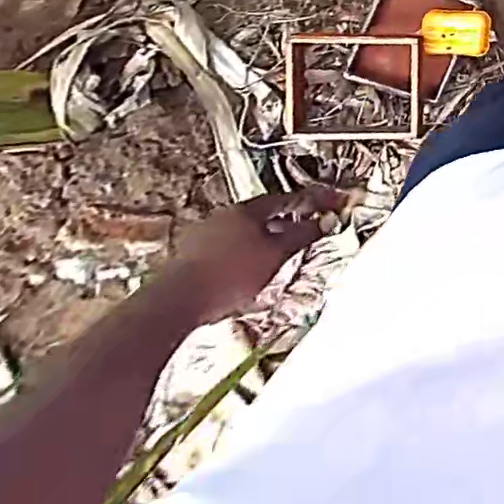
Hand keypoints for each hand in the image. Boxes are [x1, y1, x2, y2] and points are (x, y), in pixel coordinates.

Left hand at [156, 187, 352, 322]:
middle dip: (287, 221)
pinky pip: (229, 248)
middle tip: (306, 229)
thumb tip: (324, 222)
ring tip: (280, 254)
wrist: (176, 304)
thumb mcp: (276, 254)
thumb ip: (303, 235)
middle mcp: (224, 217)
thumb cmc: (227, 275)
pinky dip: (246, 254)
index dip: (311, 202)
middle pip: (265, 214)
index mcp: (246, 210)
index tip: (327, 205)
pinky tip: (251, 270)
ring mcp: (205, 236)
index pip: (287, 199)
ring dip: (266, 239)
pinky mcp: (193, 258)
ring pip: (246, 232)